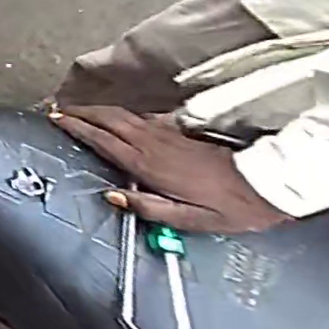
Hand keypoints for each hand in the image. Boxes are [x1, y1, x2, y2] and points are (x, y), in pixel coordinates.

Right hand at [51, 106, 290, 233]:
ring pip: (121, 114)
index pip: (100, 138)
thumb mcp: (193, 219)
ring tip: (79, 109)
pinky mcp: (178, 133)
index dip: (75, 126)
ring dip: (96, 109)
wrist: (272, 184)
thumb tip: (112, 197)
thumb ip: (150, 209)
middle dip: (79, 111)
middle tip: (59, 110)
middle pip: (106, 118)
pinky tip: (117, 116)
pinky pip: (140, 117)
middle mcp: (149, 144)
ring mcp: (165, 135)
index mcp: (146, 164)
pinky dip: (120, 113)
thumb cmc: (233, 206)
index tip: (56, 119)